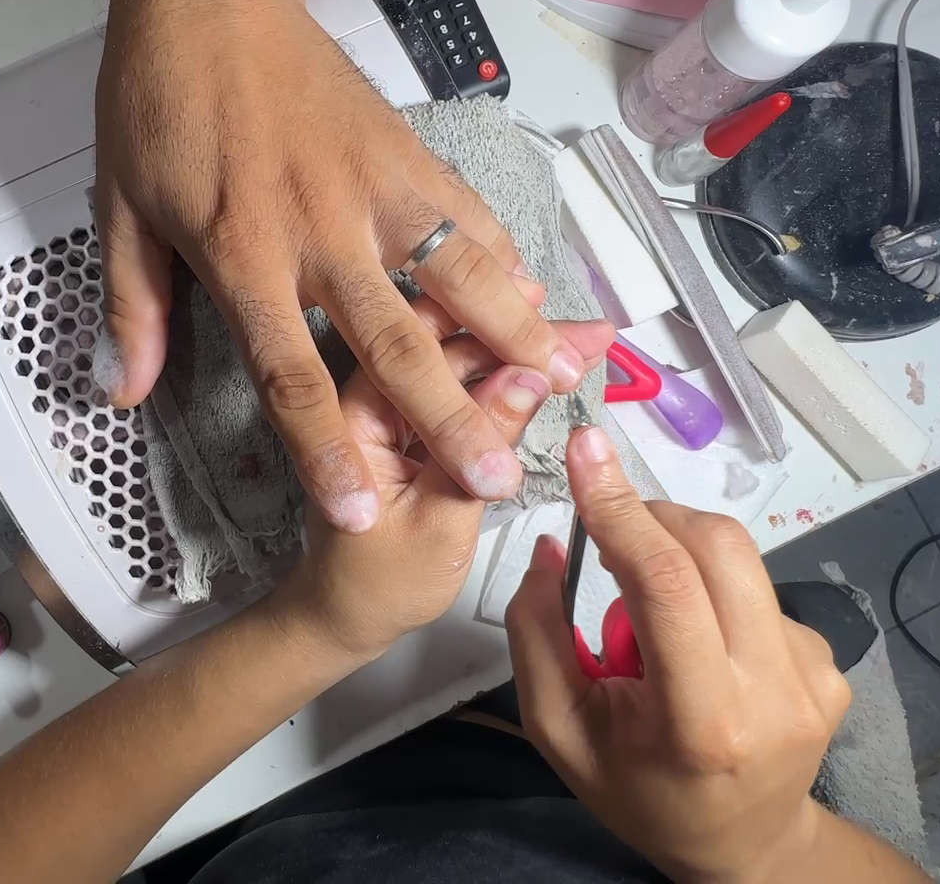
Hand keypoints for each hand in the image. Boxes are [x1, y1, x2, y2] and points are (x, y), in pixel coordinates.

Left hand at [97, 0, 584, 534]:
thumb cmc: (157, 104)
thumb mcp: (120, 210)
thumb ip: (134, 309)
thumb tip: (124, 393)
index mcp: (242, 257)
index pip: (291, 374)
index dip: (326, 451)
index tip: (362, 515)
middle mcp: (317, 232)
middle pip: (391, 339)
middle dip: (444, 415)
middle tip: (494, 479)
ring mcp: (371, 188)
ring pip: (453, 271)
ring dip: (508, 330)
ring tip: (557, 383)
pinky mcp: (403, 148)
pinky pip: (464, 208)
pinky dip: (503, 252)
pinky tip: (533, 290)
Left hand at [266, 292, 615, 663]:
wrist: (350, 612)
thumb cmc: (383, 579)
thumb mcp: (440, 517)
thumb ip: (481, 445)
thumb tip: (530, 376)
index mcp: (357, 411)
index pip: (423, 347)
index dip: (491, 330)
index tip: (553, 328)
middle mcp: (369, 394)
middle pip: (449, 345)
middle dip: (520, 335)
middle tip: (590, 335)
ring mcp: (393, 406)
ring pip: (461, 362)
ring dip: (521, 351)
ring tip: (585, 342)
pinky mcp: (414, 421)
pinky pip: (462, 389)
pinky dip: (506, 378)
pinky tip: (547, 366)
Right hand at [505, 427, 853, 883]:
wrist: (746, 847)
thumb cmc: (638, 791)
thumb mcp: (556, 726)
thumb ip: (536, 630)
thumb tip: (554, 545)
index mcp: (701, 718)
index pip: (666, 584)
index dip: (621, 508)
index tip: (587, 451)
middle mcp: (775, 690)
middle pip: (717, 547)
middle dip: (649, 515)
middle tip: (609, 537)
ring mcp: (815, 674)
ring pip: (737, 556)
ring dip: (675, 554)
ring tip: (651, 618)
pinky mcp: (829, 662)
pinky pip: (754, 587)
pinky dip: (708, 589)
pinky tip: (698, 639)